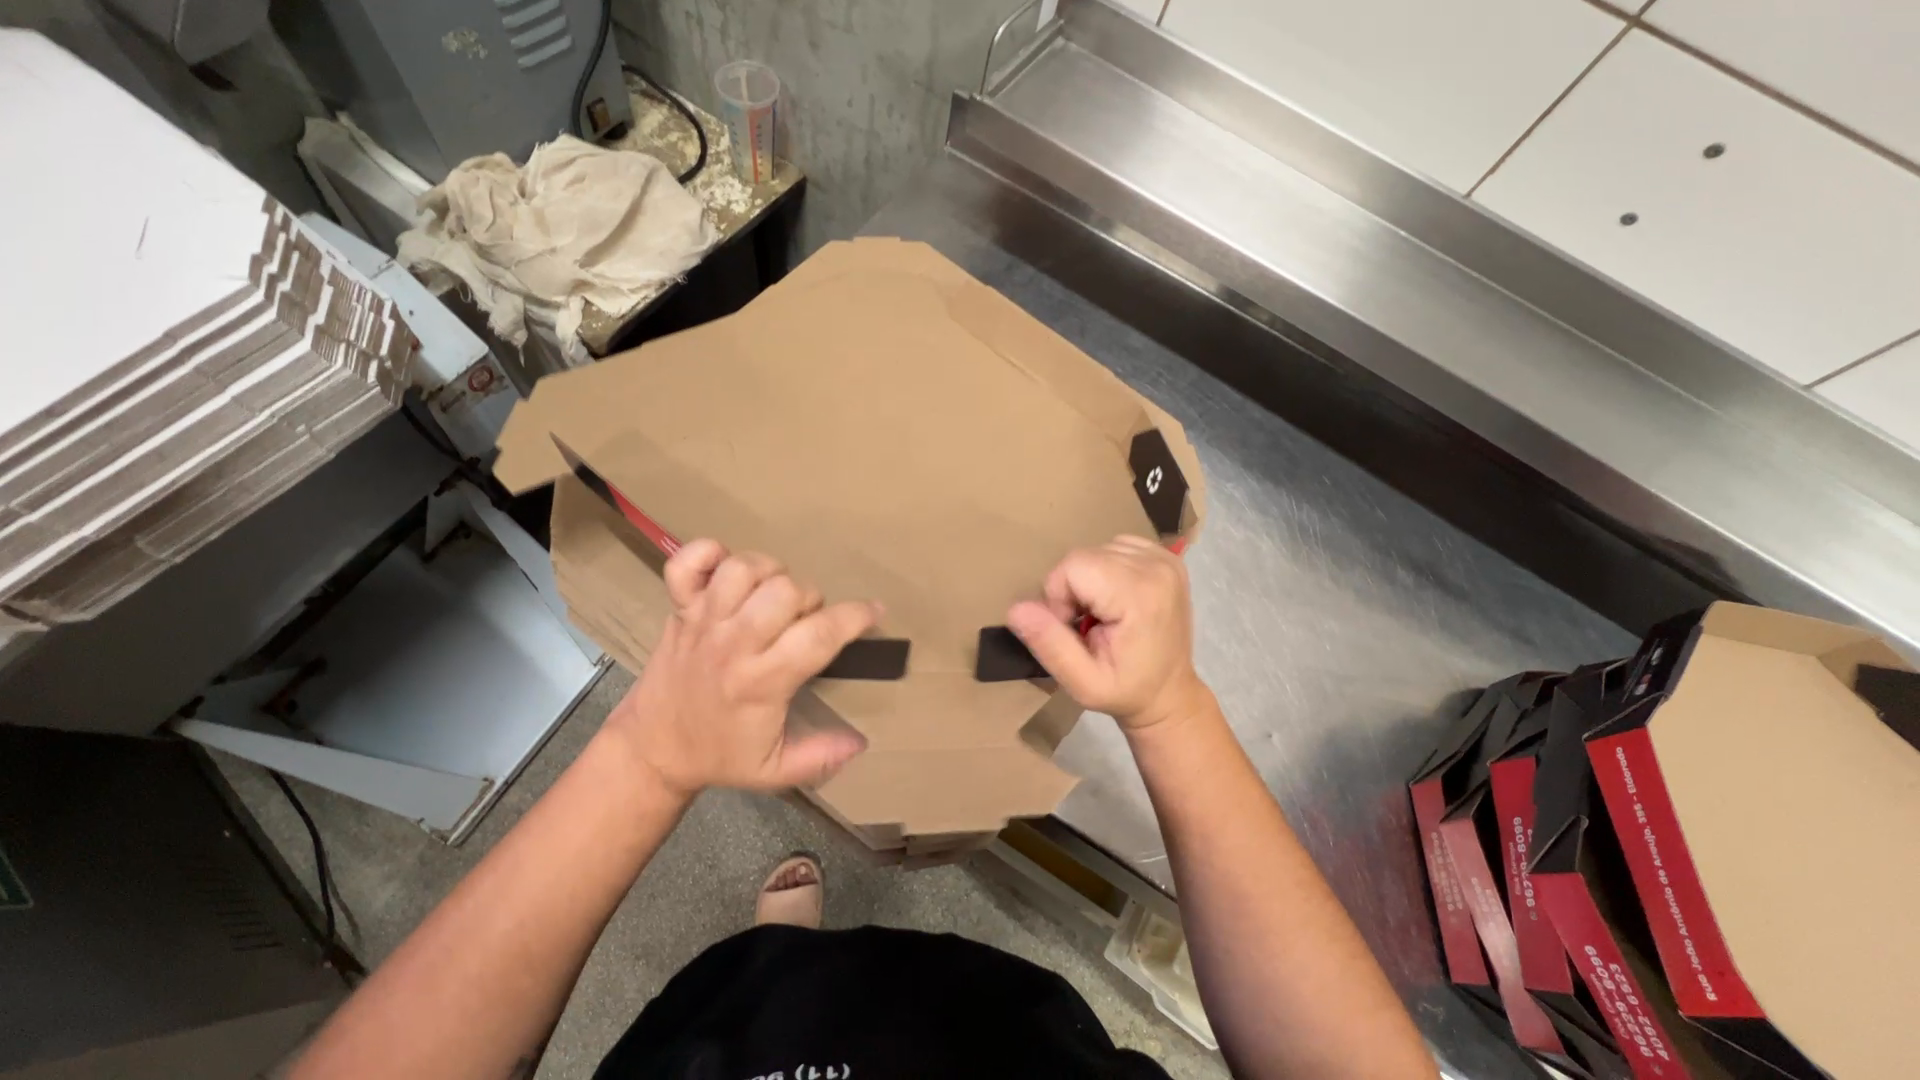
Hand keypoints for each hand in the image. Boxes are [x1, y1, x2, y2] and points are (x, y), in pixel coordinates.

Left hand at [602, 539, 879, 795]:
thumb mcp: (775, 770)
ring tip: (773, 596)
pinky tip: (727, 569)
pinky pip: (688, 563)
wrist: (653, 749)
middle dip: (810, 599)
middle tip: (805, 621)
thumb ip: (821, 756)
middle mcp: (732, 644)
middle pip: (785, 590)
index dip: (855, 617)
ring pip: (744, 568)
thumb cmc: (719, 755)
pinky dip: (709, 554)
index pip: (818, 635)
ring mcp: (702, 621)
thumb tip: (861, 742)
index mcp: (761, 683)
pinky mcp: (679, 608)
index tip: (873, 612)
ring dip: (770, 573)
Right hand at [1005, 535, 1208, 729]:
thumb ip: (1050, 644)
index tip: (1074, 629)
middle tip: (1088, 626)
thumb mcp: (1082, 683)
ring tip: (1103, 615)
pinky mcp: (1167, 558)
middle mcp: (1157, 568)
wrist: (1170, 693)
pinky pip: (1116, 548)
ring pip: (1097, 550)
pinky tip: (1117, 600)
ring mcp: (1165, 559)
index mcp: (1140, 596)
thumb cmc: (1126, 692)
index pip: (1072, 566)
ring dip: (1089, 580)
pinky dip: (1107, 571)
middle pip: (1083, 556)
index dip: (1059, 597)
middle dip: (1072, 589)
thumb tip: (1016, 609)